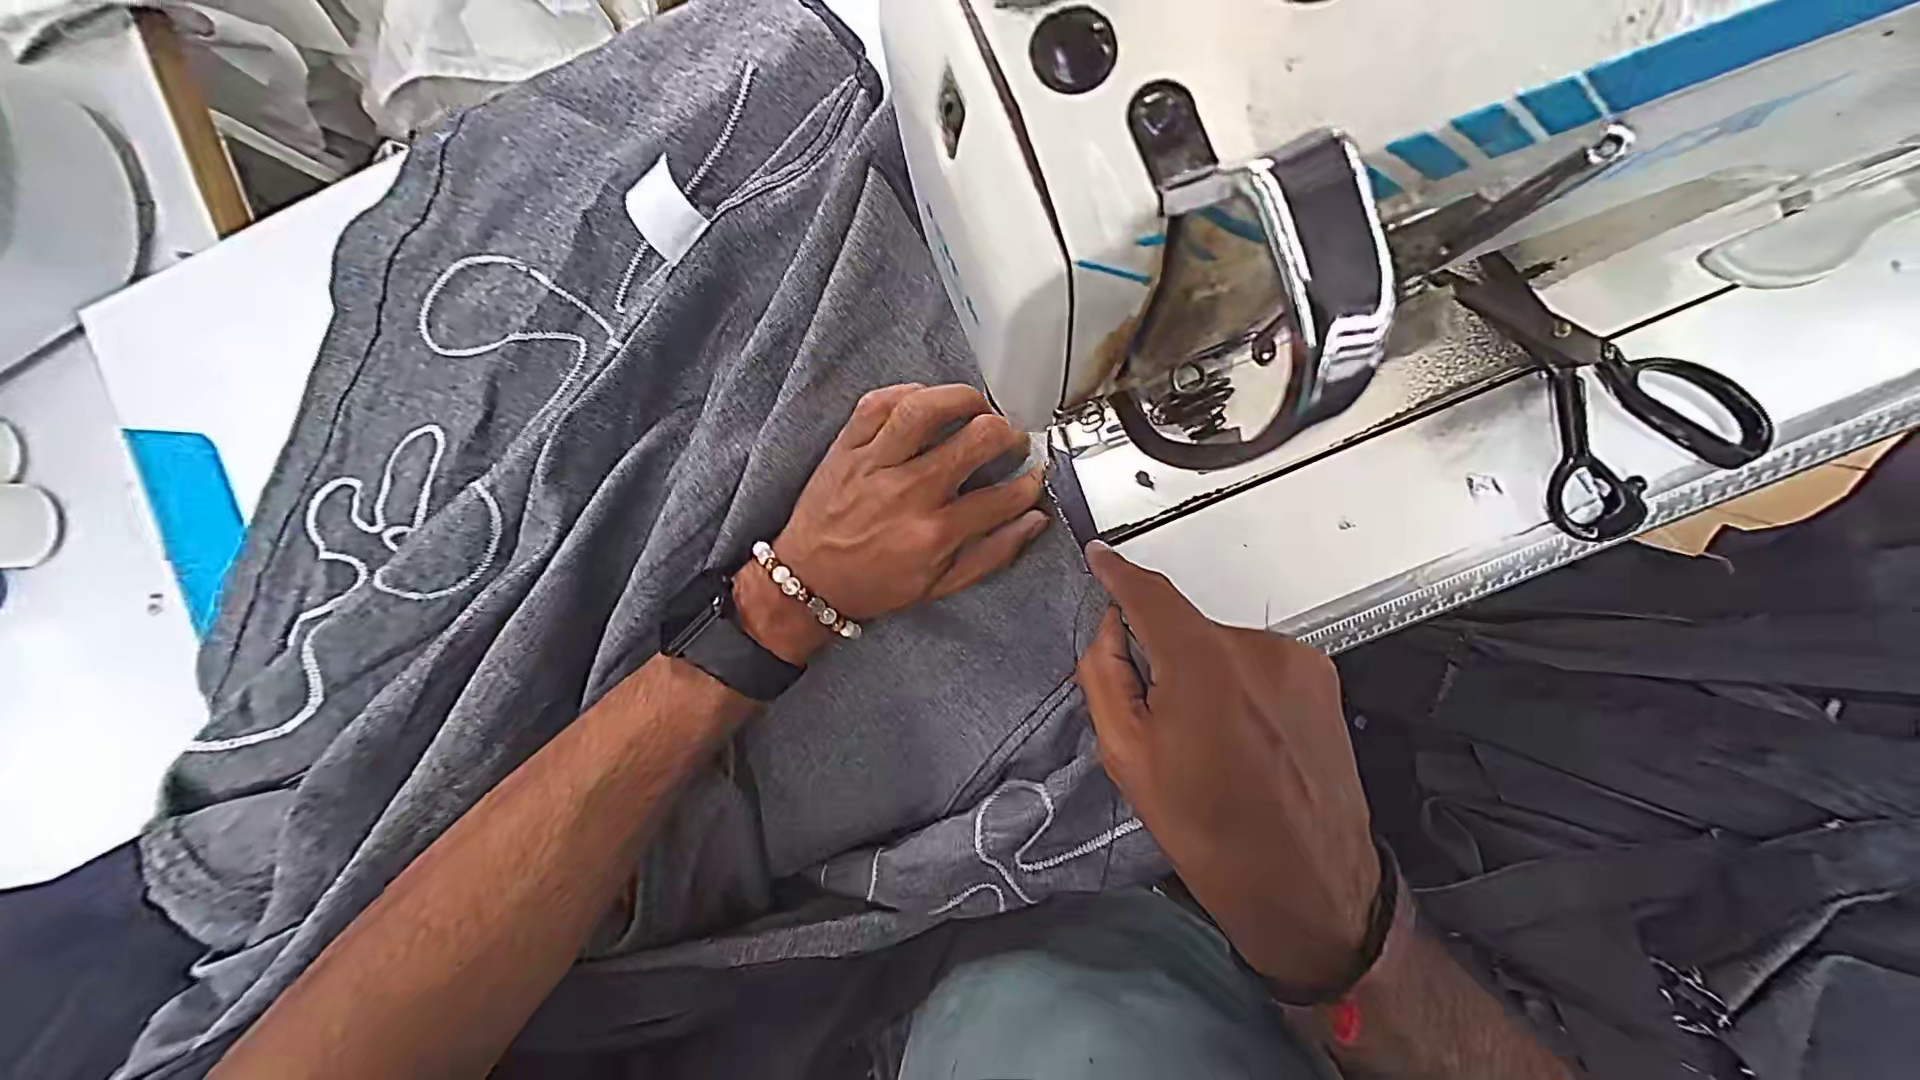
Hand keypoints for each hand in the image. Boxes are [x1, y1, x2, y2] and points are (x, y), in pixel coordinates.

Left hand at [734, 383, 1050, 663]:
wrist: (808, 581)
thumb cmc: (872, 585)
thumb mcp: (939, 586)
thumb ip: (992, 554)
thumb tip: (1032, 521)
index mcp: (933, 534)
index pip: (1001, 497)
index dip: (1029, 483)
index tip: (1033, 476)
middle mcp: (907, 494)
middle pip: (975, 440)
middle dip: (1007, 433)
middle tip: (1009, 438)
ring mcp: (874, 466)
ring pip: (926, 410)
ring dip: (963, 399)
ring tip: (977, 407)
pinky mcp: (847, 449)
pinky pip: (878, 404)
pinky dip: (908, 393)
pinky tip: (926, 403)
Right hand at [1075, 542, 1378, 990]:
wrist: (1304, 883)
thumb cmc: (1211, 828)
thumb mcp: (1126, 753)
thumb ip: (1105, 674)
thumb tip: (1111, 630)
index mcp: (1201, 665)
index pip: (1148, 593)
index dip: (1117, 571)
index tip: (1101, 556)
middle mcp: (1254, 650)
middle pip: (1182, 623)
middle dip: (1159, 650)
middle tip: (1156, 709)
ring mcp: (1294, 661)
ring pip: (1219, 643)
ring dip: (1201, 669)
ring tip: (1209, 735)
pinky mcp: (1319, 676)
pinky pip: (1254, 659)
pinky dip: (1236, 680)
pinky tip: (1240, 733)